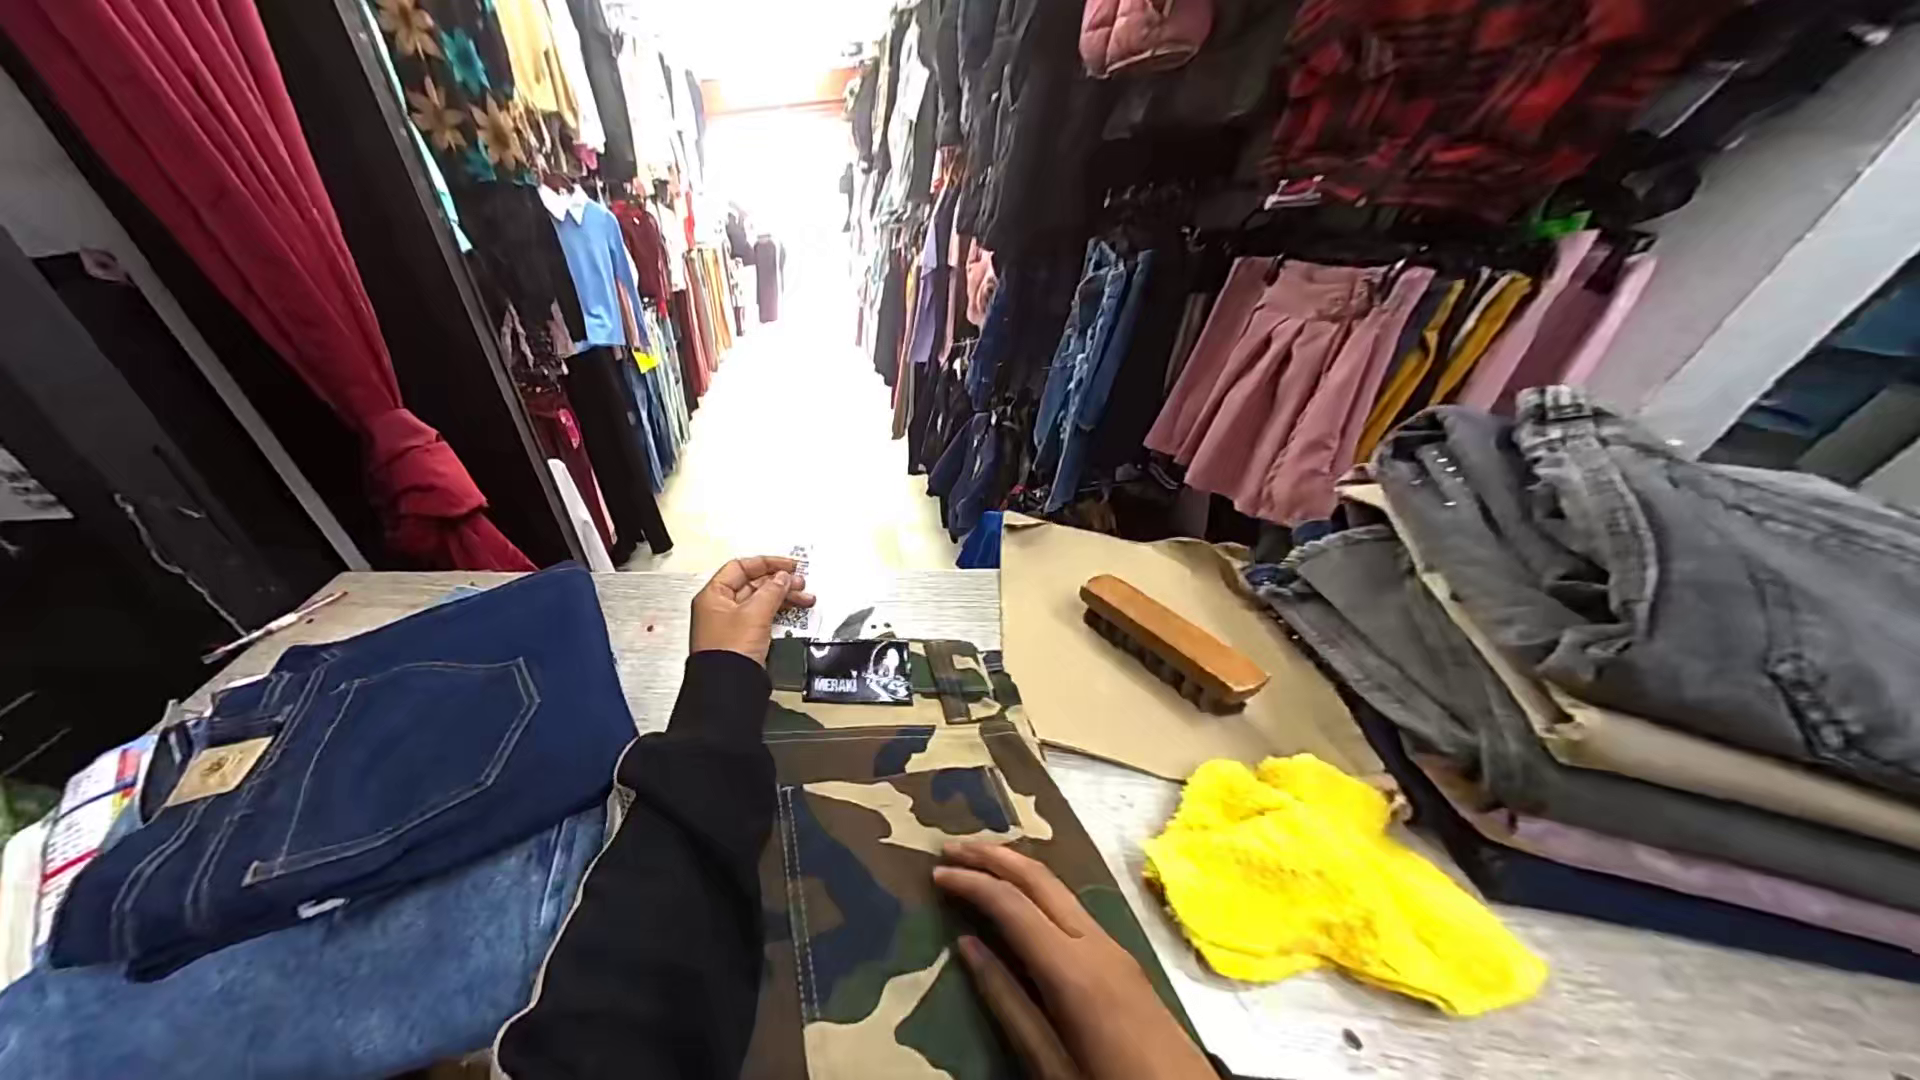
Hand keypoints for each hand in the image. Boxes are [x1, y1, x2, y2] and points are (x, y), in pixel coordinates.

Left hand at [688, 556, 814, 665]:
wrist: (728, 687)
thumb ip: (772, 590)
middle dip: (780, 582)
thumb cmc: (729, 651)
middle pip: (754, 584)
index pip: (741, 567)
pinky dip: (781, 612)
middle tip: (800, 583)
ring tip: (805, 599)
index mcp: (714, 595)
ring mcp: (733, 623)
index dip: (766, 563)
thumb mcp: (754, 613)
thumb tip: (783, 577)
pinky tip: (795, 611)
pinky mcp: (744, 638)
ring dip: (784, 597)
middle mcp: (721, 607)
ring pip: (762, 601)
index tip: (788, 566)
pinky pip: (765, 616)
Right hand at [934, 843, 1213, 1079]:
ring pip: (1057, 885)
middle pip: (1037, 877)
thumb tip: (967, 945)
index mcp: (1073, 970)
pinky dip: (1036, 887)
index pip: (1012, 905)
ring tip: (978, 859)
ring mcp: (1112, 944)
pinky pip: (1070, 904)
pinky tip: (1019, 894)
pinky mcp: (1121, 956)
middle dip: (992, 855)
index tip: (937, 873)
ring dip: (1015, 865)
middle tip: (951, 847)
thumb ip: (1008, 1003)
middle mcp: (1094, 941)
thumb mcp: (1051, 1067)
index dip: (971, 883)